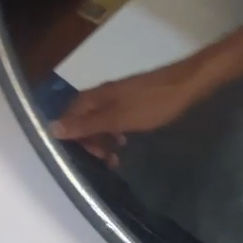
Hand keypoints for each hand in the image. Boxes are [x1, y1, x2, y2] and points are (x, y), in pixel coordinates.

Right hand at [49, 53, 224, 163]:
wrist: (192, 82)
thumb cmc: (154, 103)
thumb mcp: (117, 119)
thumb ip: (85, 125)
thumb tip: (50, 129)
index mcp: (90, 99)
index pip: (67, 122)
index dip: (73, 141)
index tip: (89, 157)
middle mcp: (97, 96)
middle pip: (80, 122)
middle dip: (89, 143)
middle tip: (106, 160)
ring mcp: (114, 96)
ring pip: (97, 122)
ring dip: (102, 140)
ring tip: (116, 156)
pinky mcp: (129, 99)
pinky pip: (111, 118)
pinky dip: (114, 132)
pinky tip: (125, 140)